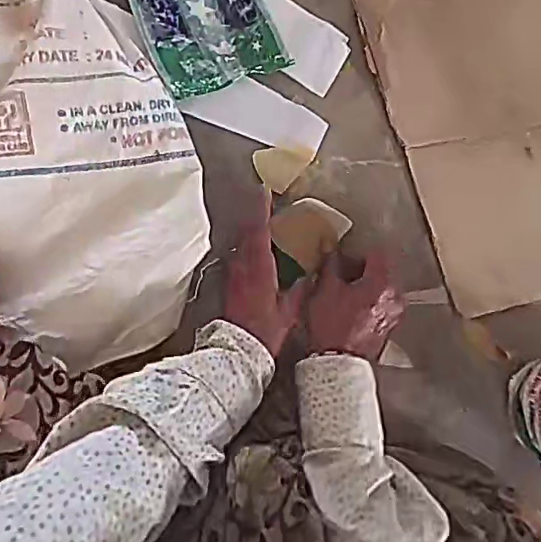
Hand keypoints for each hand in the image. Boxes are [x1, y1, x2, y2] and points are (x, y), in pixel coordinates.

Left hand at [223, 193, 307, 356]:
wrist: (237, 352)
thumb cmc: (265, 331)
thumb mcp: (289, 310)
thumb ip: (301, 289)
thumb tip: (311, 275)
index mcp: (259, 267)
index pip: (258, 229)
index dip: (261, 208)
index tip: (264, 190)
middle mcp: (242, 265)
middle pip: (247, 232)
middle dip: (257, 215)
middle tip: (268, 202)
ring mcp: (233, 274)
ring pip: (242, 244)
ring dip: (252, 231)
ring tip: (265, 224)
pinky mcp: (228, 283)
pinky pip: (239, 257)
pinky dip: (248, 248)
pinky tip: (257, 252)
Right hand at [304, 251, 406, 362]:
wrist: (337, 365)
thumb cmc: (331, 327)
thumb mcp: (325, 289)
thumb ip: (330, 264)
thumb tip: (330, 246)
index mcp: (383, 283)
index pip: (376, 254)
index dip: (357, 254)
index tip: (343, 260)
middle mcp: (395, 297)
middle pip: (382, 271)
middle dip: (362, 271)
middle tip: (341, 276)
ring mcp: (395, 314)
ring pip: (382, 288)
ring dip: (366, 287)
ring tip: (344, 295)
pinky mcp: (390, 327)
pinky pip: (382, 304)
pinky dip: (370, 302)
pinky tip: (351, 310)